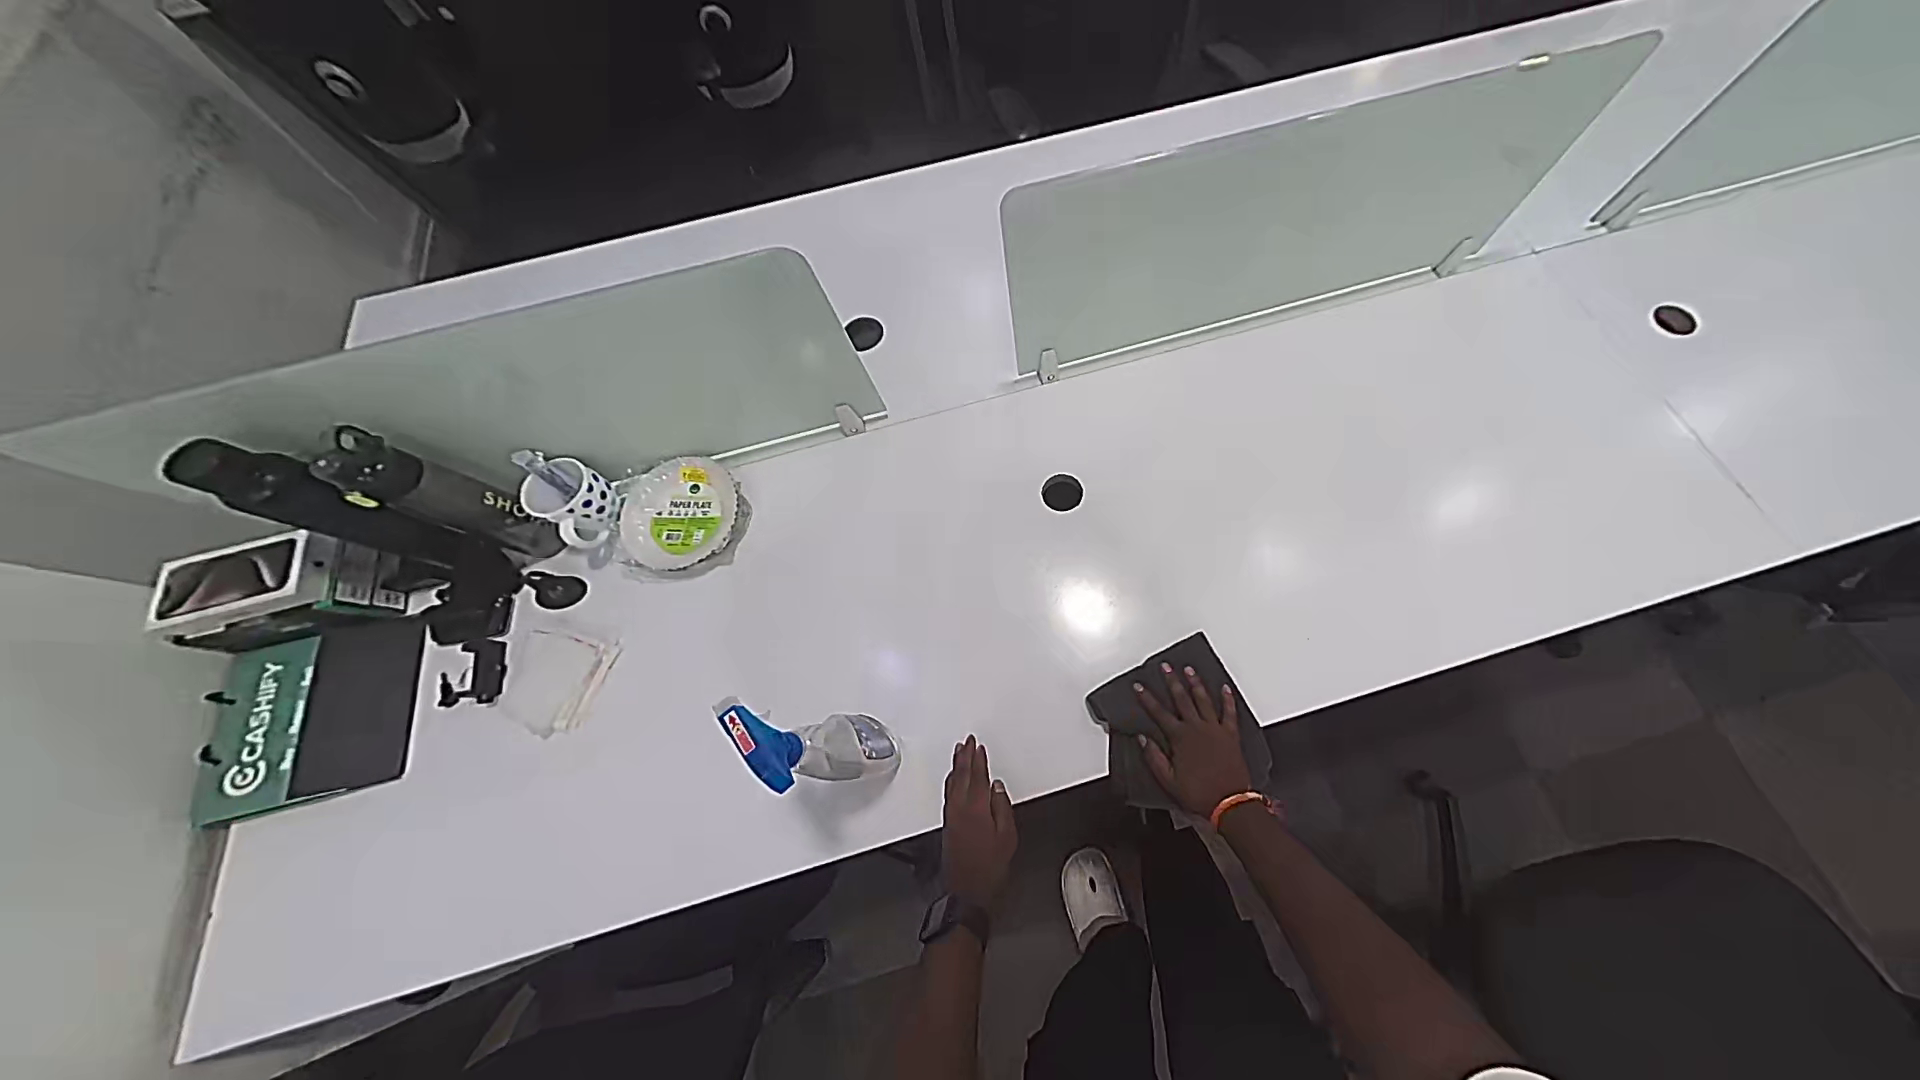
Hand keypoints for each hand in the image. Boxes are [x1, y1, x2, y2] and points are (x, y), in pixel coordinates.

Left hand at [942, 735, 1017, 908]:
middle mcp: (960, 807)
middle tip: (967, 741)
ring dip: (956, 765)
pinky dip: (951, 779)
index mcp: (976, 807)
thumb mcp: (1007, 837)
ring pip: (953, 782)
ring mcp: (951, 815)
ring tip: (959, 751)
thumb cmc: (989, 868)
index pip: (978, 776)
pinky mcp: (947, 823)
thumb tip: (997, 787)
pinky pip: (948, 792)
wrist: (967, 892)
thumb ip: (1002, 808)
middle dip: (965, 756)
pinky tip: (953, 777)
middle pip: (962, 775)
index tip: (979, 746)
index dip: (978, 759)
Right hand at [1136, 664, 1253, 818]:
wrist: (1230, 803)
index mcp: (1180, 738)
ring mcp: (1215, 729)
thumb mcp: (1168, 779)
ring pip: (1203, 699)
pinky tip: (1224, 688)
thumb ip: (1153, 757)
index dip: (1147, 698)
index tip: (1139, 686)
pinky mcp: (1231, 735)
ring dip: (1195, 683)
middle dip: (1172, 681)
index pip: (1159, 712)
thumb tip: (1143, 739)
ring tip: (1189, 669)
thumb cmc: (1199, 793)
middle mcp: (1197, 728)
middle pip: (1182, 698)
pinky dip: (1227, 699)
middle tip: (1166, 667)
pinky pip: (1229, 712)